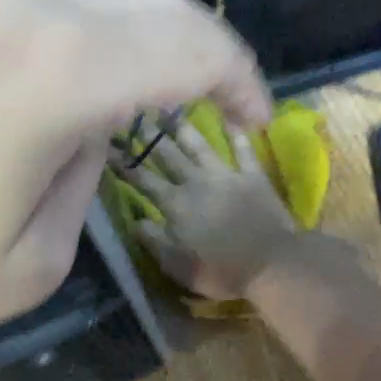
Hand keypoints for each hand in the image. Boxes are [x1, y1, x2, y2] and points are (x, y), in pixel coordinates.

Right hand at [116, 122, 303, 299]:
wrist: (272, 263)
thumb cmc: (221, 271)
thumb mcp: (177, 265)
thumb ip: (154, 240)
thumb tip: (135, 220)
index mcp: (175, 204)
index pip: (142, 180)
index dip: (124, 163)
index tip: (107, 145)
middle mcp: (196, 182)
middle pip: (168, 155)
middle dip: (149, 135)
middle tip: (135, 113)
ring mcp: (226, 175)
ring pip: (200, 145)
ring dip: (184, 127)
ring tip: (170, 109)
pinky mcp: (253, 176)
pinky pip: (243, 150)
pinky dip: (237, 134)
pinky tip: (229, 120)